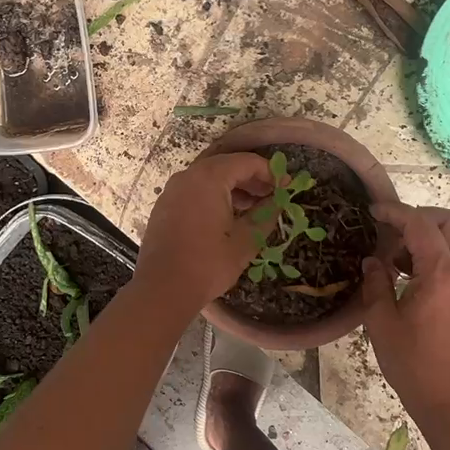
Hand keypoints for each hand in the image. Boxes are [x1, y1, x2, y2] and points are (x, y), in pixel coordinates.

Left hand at [132, 152, 273, 314]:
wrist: (162, 288)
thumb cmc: (207, 264)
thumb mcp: (245, 241)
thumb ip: (265, 215)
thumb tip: (278, 201)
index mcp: (208, 178)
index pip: (246, 161)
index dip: (270, 172)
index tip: (286, 187)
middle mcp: (187, 176)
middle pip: (226, 165)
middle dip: (252, 177)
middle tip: (273, 195)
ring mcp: (172, 190)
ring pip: (209, 177)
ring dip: (233, 186)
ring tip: (254, 207)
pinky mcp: (165, 205)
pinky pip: (194, 189)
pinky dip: (214, 194)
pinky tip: (228, 216)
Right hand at [359, 203, 449, 422]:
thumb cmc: (413, 365)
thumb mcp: (381, 323)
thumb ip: (376, 284)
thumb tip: (373, 261)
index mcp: (441, 274)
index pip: (421, 225)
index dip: (395, 212)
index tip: (372, 211)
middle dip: (424, 217)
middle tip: (394, 230)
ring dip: (432, 237)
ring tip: (398, 258)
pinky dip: (438, 256)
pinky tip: (411, 277)